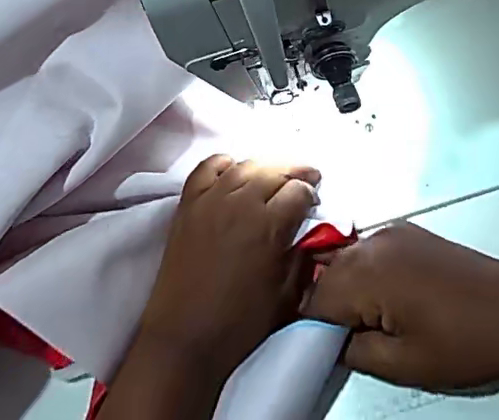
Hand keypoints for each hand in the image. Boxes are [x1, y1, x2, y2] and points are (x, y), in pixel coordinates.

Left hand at [134, 155, 321, 380]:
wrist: (185, 335)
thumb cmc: (239, 324)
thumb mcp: (285, 297)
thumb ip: (301, 259)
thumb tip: (311, 234)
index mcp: (268, 226)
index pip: (298, 191)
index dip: (310, 194)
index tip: (313, 202)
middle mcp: (240, 203)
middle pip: (273, 171)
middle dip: (295, 172)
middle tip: (306, 177)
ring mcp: (211, 199)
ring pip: (244, 165)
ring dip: (264, 167)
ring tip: (274, 175)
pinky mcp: (188, 202)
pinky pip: (208, 167)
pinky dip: (224, 163)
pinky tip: (234, 169)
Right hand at [303, 223, 498, 390]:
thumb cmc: (471, 340)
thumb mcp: (406, 364)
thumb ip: (356, 351)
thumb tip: (333, 343)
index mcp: (368, 272)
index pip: (315, 297)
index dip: (314, 325)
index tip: (321, 346)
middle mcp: (374, 243)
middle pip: (327, 271)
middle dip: (330, 303)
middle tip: (349, 338)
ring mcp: (391, 233)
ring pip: (347, 257)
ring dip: (348, 286)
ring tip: (374, 321)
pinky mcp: (407, 232)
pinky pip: (369, 249)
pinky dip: (368, 272)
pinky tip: (391, 299)